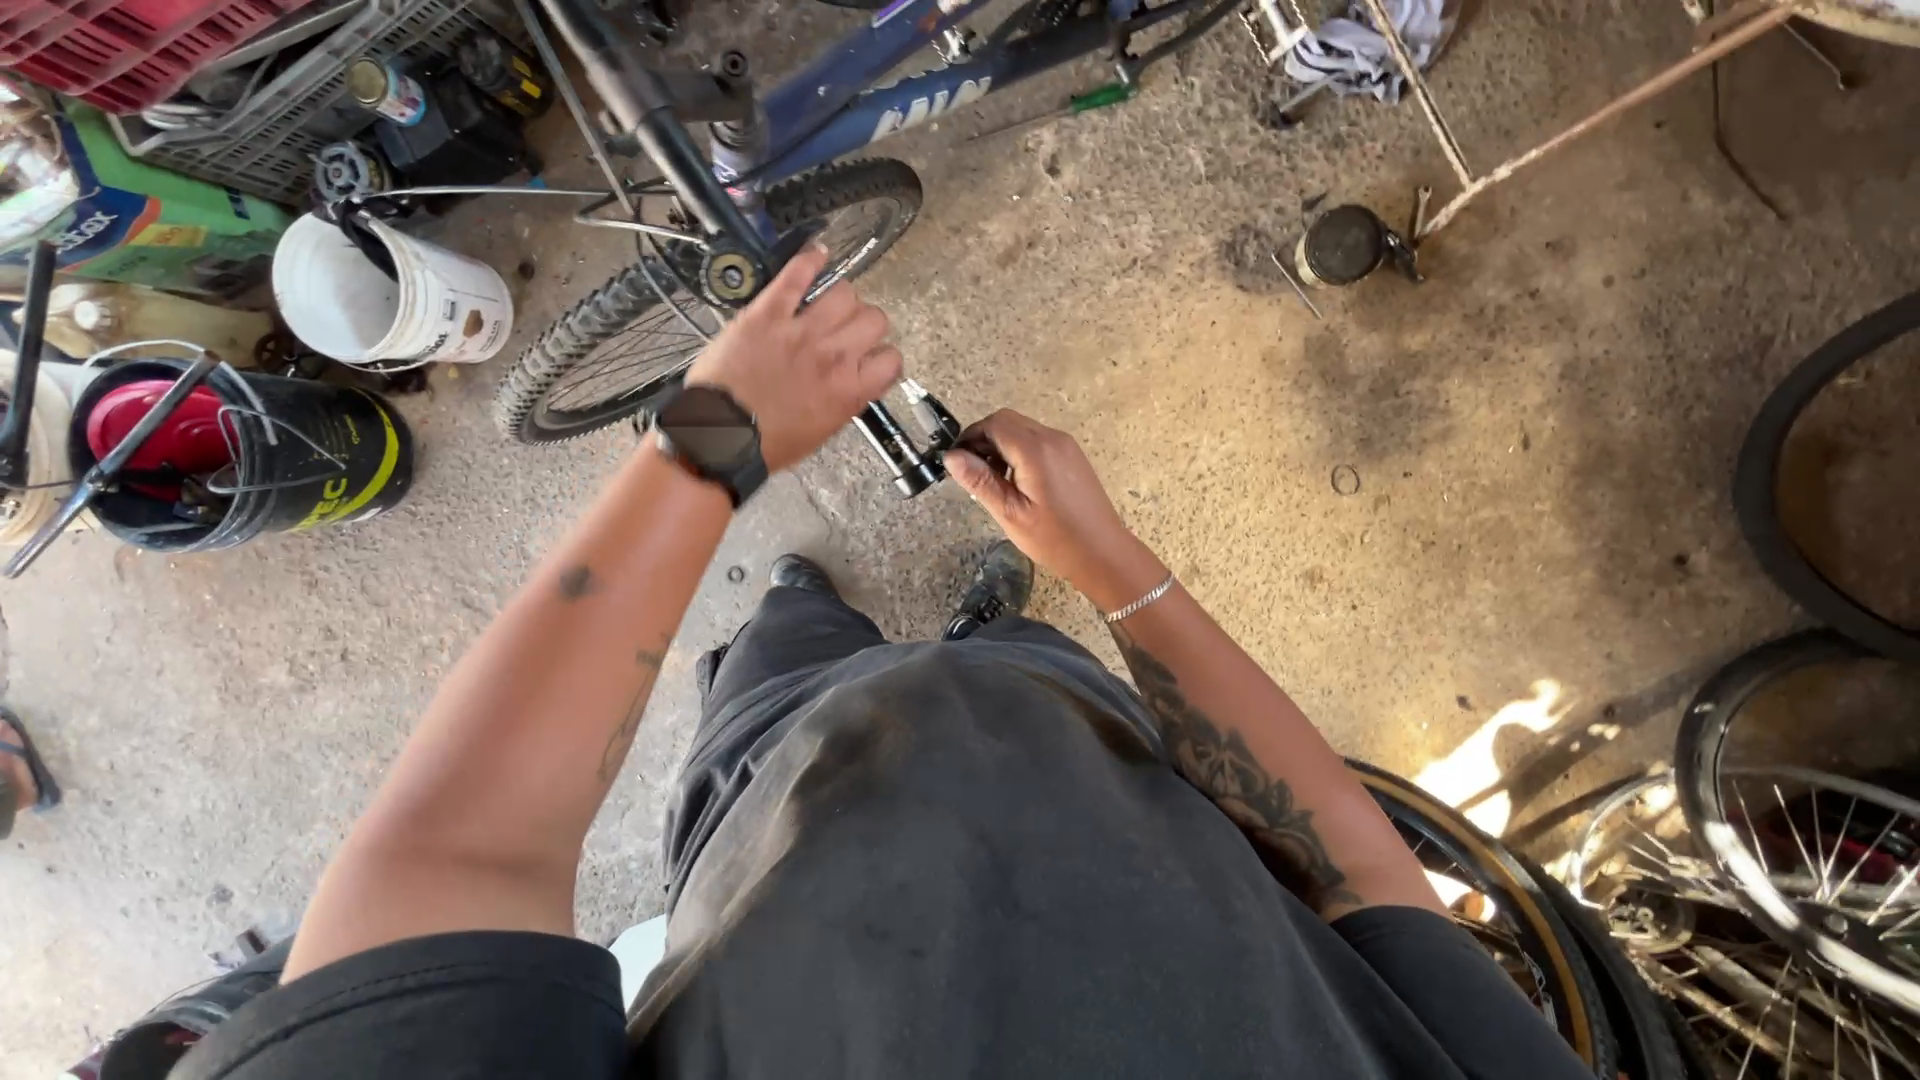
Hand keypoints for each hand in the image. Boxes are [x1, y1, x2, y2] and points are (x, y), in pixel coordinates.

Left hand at [682, 246, 902, 471]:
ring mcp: (800, 331)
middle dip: (868, 324)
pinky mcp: (767, 314)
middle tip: (854, 330)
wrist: (719, 434)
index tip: (875, 357)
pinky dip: (810, 260)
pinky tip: (817, 255)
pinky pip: (796, 276)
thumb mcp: (821, 431)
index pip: (891, 360)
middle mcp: (832, 357)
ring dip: (843, 298)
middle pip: (874, 319)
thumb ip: (844, 401)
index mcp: (848, 391)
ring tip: (833, 304)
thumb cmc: (764, 442)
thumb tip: (852, 383)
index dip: (884, 358)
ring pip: (845, 294)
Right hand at [943, 410, 1166, 612]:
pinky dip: (1019, 452)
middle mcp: (1052, 438)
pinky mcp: (1072, 456)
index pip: (993, 424)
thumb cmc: (1054, 538)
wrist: (1102, 552)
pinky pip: (1038, 442)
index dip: (970, 437)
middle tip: (973, 473)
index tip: (957, 463)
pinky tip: (1017, 482)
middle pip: (1008, 421)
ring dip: (1001, 446)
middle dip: (984, 440)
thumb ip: (980, 481)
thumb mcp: (1010, 513)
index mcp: (1035, 449)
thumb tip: (951, 456)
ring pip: (1023, 430)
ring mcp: (1065, 445)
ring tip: (993, 481)